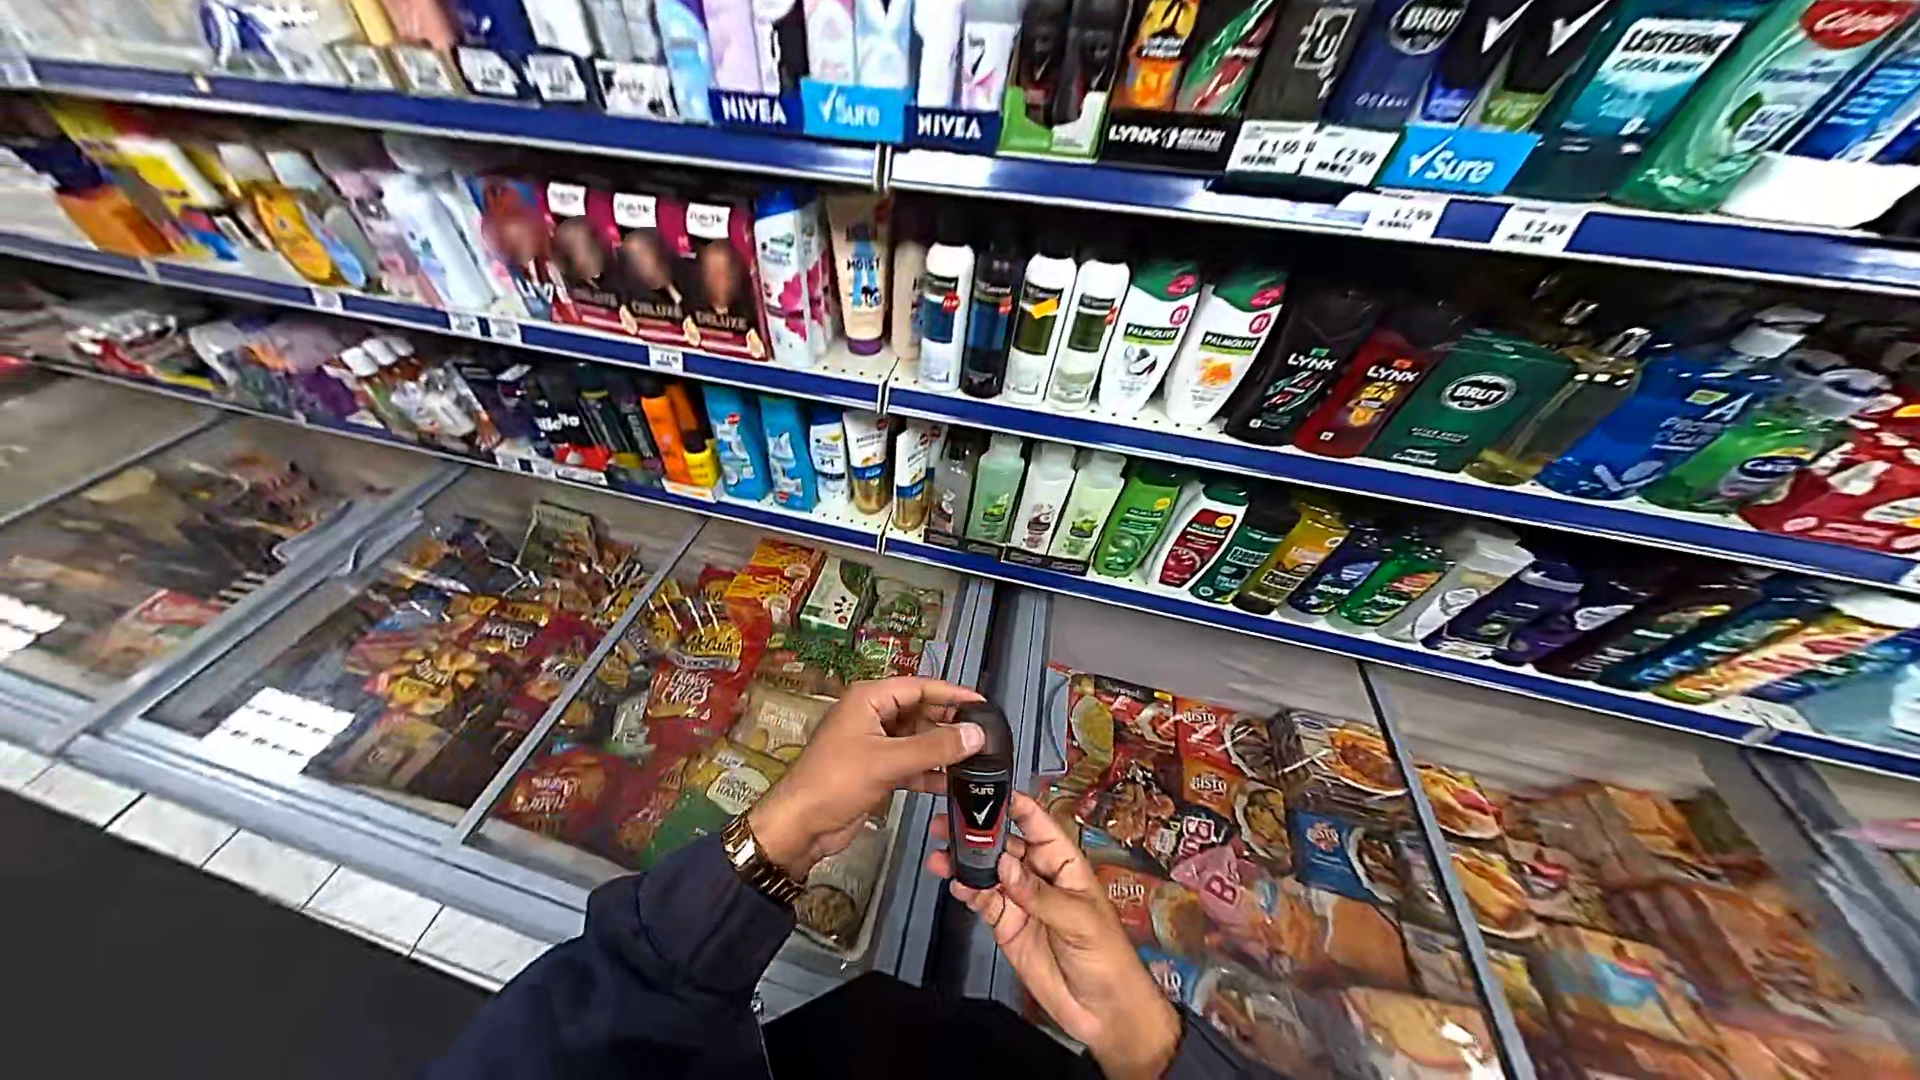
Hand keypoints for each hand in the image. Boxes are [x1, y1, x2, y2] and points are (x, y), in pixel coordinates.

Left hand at [749, 676, 983, 878]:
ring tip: (975, 759)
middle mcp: (873, 715)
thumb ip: (935, 747)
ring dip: (942, 749)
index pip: (919, 687)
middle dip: (950, 724)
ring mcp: (875, 743)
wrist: (799, 827)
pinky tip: (952, 782)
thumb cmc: (834, 782)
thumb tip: (975, 734)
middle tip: (983, 735)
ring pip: (918, 739)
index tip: (981, 703)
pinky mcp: (877, 769)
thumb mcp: (888, 761)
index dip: (952, 693)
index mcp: (870, 699)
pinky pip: (911, 763)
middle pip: (920, 712)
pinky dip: (929, 771)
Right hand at [928, 792, 1180, 1079]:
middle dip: (978, 830)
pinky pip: (983, 899)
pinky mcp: (1007, 923)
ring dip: (964, 859)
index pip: (1036, 821)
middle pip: (1004, 842)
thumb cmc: (1108, 957)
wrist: (1103, 1014)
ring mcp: (1020, 897)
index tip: (988, 790)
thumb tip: (1006, 865)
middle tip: (950, 821)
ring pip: (987, 869)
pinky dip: (966, 889)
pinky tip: (954, 882)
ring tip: (941, 852)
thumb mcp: (1080, 920)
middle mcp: (1038, 873)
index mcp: (1062, 860)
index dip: (1014, 803)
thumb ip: (1040, 894)